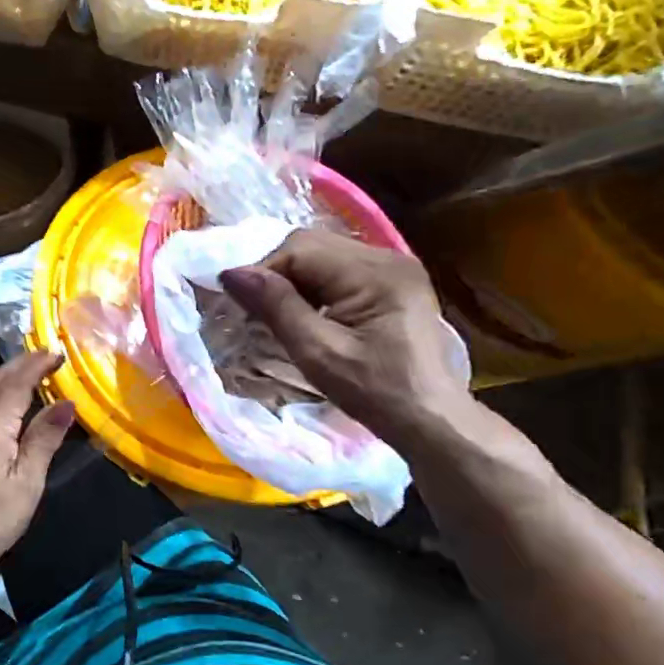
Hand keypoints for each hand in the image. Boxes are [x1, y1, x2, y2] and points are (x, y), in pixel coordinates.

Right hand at [220, 229, 471, 447]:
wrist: (431, 420)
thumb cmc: (375, 392)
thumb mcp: (318, 352)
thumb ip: (276, 306)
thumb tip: (232, 273)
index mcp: (375, 272)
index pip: (299, 249)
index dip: (263, 272)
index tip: (242, 307)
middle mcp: (387, 256)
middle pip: (311, 244)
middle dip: (277, 273)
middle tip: (259, 312)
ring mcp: (394, 267)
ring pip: (322, 254)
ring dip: (293, 279)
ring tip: (281, 315)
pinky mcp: (392, 282)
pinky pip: (338, 269)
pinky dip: (313, 285)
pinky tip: (309, 314)